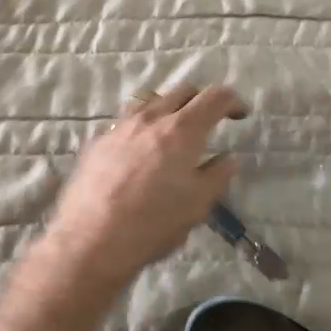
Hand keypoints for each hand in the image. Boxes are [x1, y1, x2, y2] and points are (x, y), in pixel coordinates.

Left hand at [39, 84, 246, 290]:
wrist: (91, 239)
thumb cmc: (153, 223)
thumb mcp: (198, 204)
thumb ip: (217, 175)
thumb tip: (228, 158)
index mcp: (182, 130)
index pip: (214, 97)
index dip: (232, 100)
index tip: (239, 114)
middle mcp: (150, 118)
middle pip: (181, 91)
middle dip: (200, 100)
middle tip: (208, 121)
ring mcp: (119, 127)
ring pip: (149, 101)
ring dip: (167, 108)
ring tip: (171, 131)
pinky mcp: (96, 142)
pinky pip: (124, 122)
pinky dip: (140, 127)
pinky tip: (137, 151)